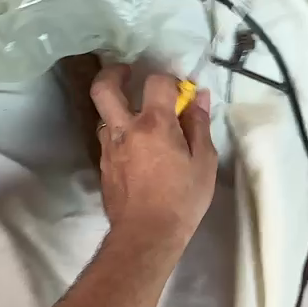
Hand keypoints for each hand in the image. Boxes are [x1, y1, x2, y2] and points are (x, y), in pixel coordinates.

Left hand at [91, 65, 218, 249]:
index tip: (181, 90)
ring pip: (104, 114)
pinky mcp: (103, 165)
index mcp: (154, 125)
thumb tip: (199, 97)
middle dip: (114, 73)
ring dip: (118, 107)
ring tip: (138, 116)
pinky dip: (121, 133)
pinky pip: (109, 138)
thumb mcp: (204, 162)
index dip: (170, 80)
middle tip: (128, 72)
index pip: (157, 83)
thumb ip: (199, 125)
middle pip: (104, 88)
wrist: (147, 235)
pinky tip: (138, 147)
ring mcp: (109, 147)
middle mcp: (125, 130)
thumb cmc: (183, 199)